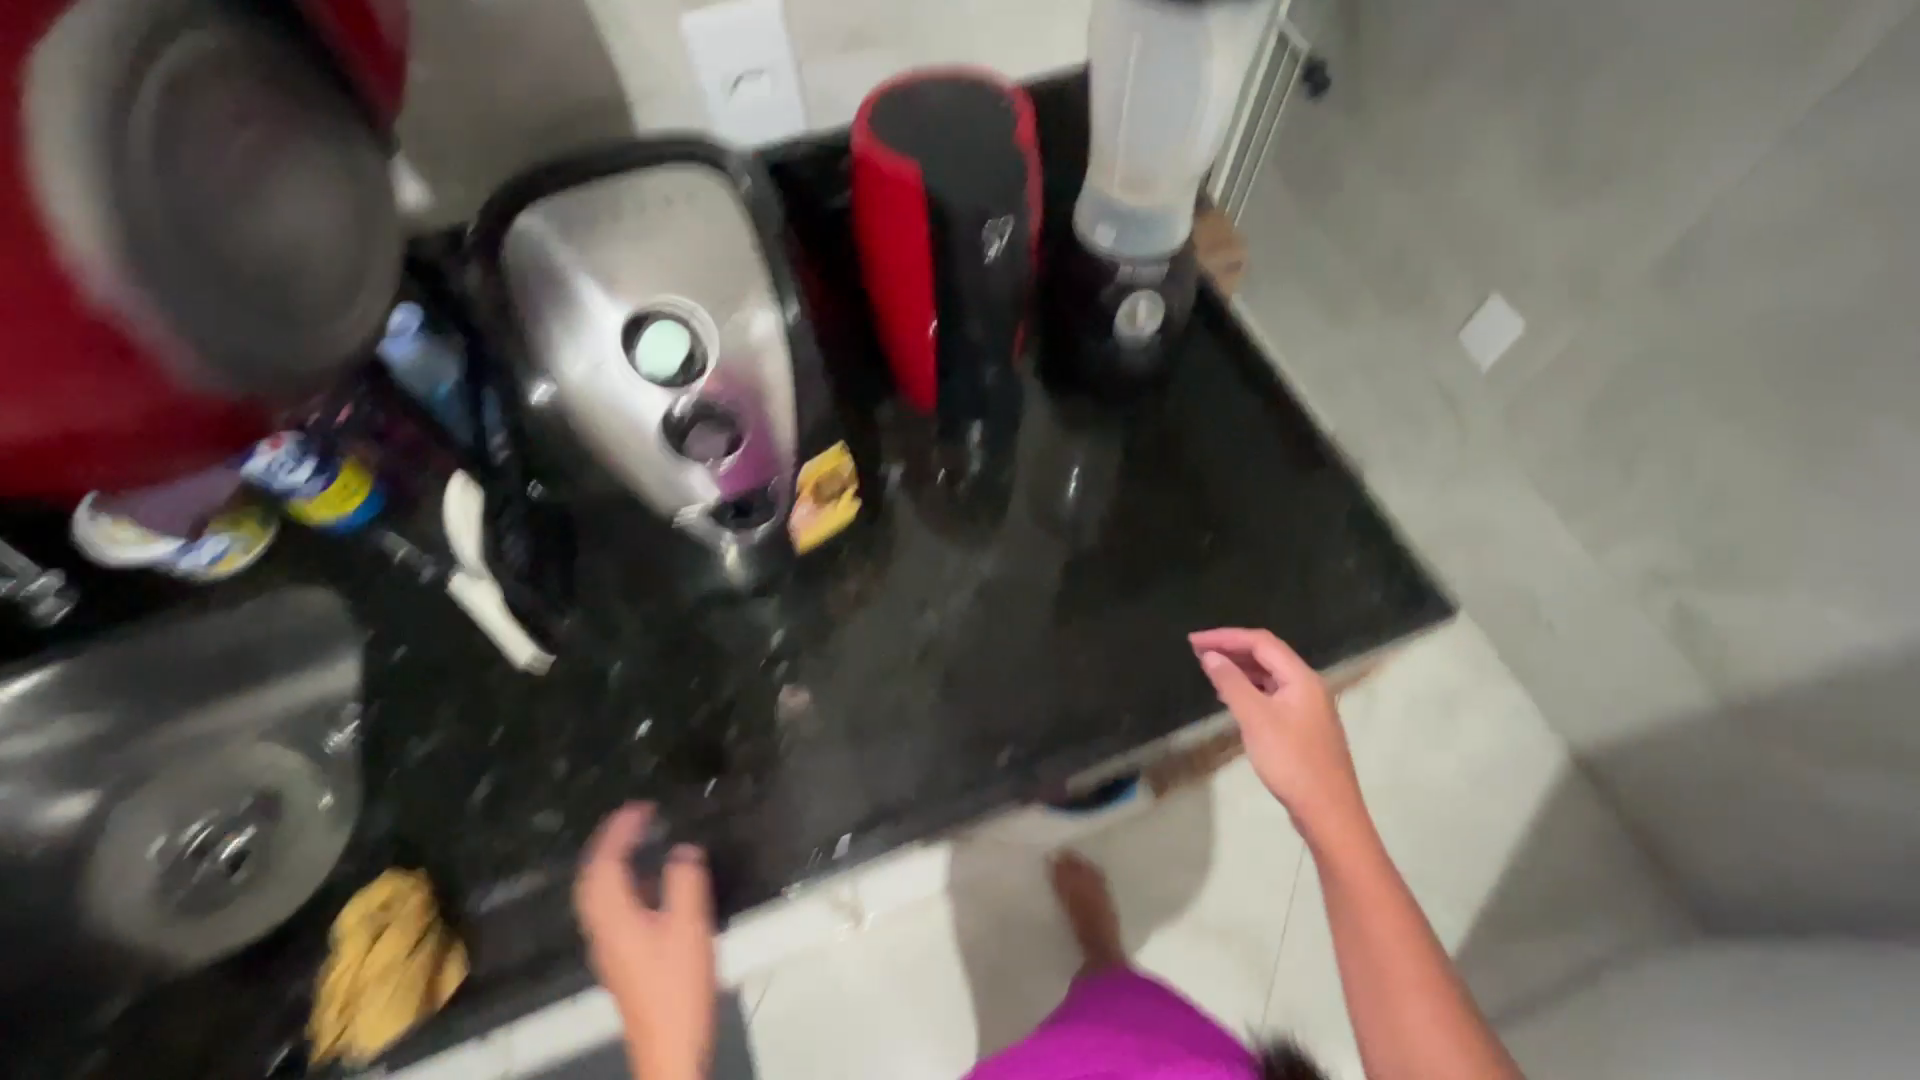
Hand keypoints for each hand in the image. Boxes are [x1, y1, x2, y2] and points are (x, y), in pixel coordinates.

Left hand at [574, 804, 716, 1079]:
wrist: (669, 1046)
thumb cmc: (679, 984)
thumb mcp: (690, 926)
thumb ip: (685, 882)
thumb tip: (681, 851)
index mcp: (615, 917)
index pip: (604, 864)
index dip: (618, 831)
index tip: (639, 807)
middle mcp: (603, 929)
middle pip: (592, 879)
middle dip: (609, 844)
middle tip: (634, 819)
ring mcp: (609, 947)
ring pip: (600, 895)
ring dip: (615, 864)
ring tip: (640, 843)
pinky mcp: (621, 959)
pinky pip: (613, 909)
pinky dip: (626, 885)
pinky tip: (652, 886)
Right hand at [1189, 628, 1367, 841]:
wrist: (1328, 811)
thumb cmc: (1291, 762)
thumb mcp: (1256, 719)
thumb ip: (1232, 683)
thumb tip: (1210, 656)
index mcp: (1301, 678)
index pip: (1261, 642)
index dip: (1225, 637)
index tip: (1193, 640)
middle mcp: (1308, 686)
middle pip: (1267, 655)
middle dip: (1232, 649)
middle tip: (1196, 651)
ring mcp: (1307, 707)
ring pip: (1270, 676)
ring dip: (1240, 669)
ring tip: (1209, 669)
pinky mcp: (1302, 726)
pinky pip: (1272, 695)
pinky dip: (1249, 689)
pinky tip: (1232, 697)